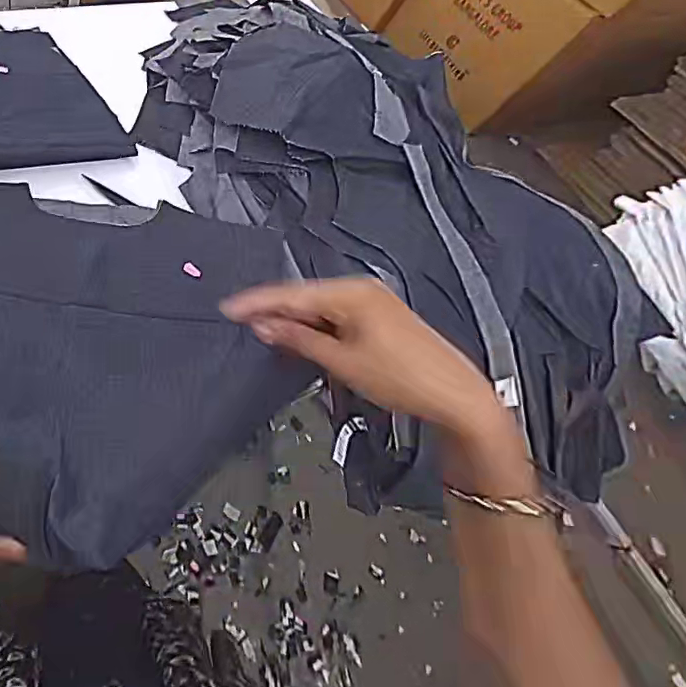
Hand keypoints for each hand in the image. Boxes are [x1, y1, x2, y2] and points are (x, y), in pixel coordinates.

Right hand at [221, 278, 510, 444]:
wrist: (457, 397)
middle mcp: (361, 289)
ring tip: (264, 332)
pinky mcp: (378, 316)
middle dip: (273, 311)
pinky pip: (335, 315)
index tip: (228, 308)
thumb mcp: (342, 361)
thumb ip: (299, 339)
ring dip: (294, 321)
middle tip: (241, 323)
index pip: (291, 294)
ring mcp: (371, 301)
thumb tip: (265, 325)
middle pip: (304, 297)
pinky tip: (299, 338)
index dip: (257, 302)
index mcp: (352, 293)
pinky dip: (315, 327)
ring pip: (319, 307)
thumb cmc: (403, 378)